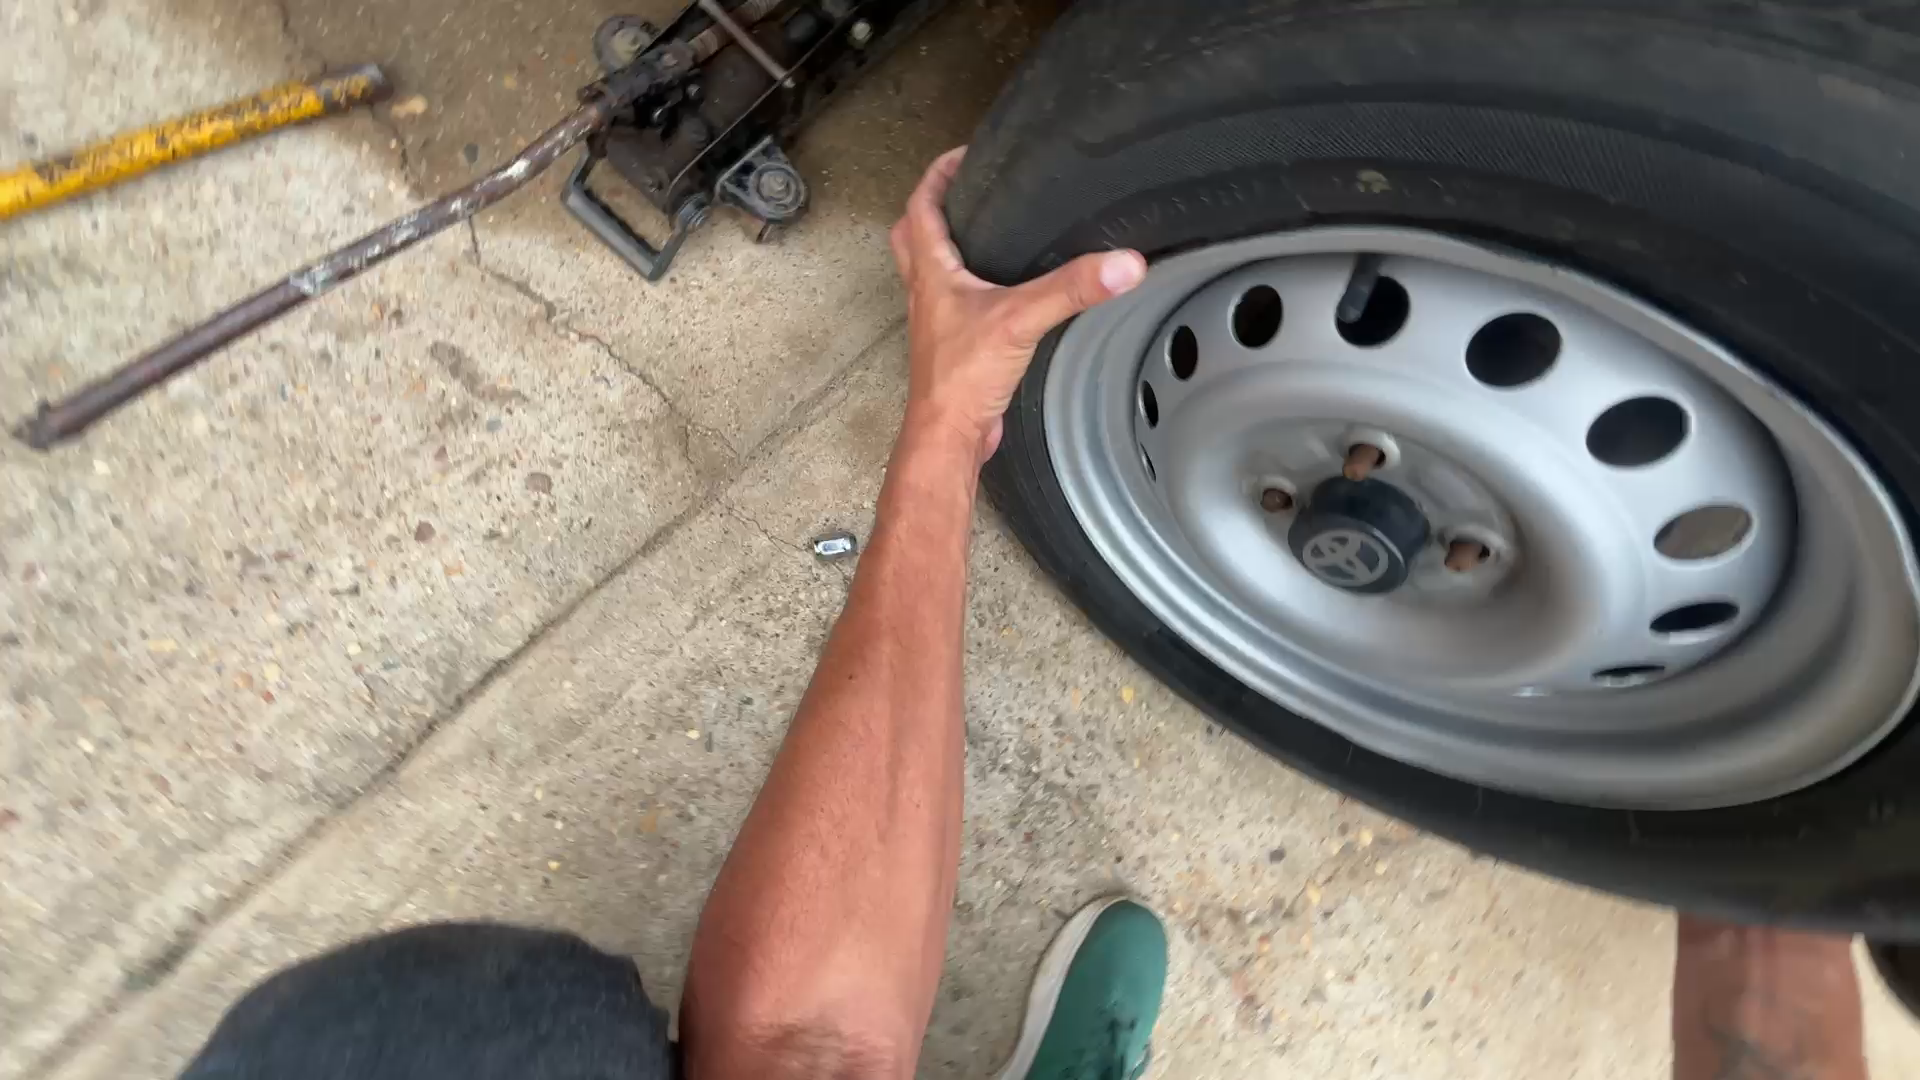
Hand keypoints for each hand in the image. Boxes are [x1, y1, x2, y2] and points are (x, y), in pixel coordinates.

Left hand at [889, 147, 1145, 462]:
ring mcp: (937, 323)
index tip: (965, 154)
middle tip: (963, 191)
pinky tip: (998, 294)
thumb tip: (1123, 264)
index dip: (939, 174)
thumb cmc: (963, 379)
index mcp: (932, 273)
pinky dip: (967, 289)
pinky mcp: (953, 348)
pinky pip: (953, 306)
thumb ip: (1071, 289)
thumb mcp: (1021, 320)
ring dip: (945, 248)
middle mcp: (927, 294)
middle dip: (931, 207)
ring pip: (929, 272)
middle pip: (911, 237)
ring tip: (982, 233)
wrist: (949, 434)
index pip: (922, 206)